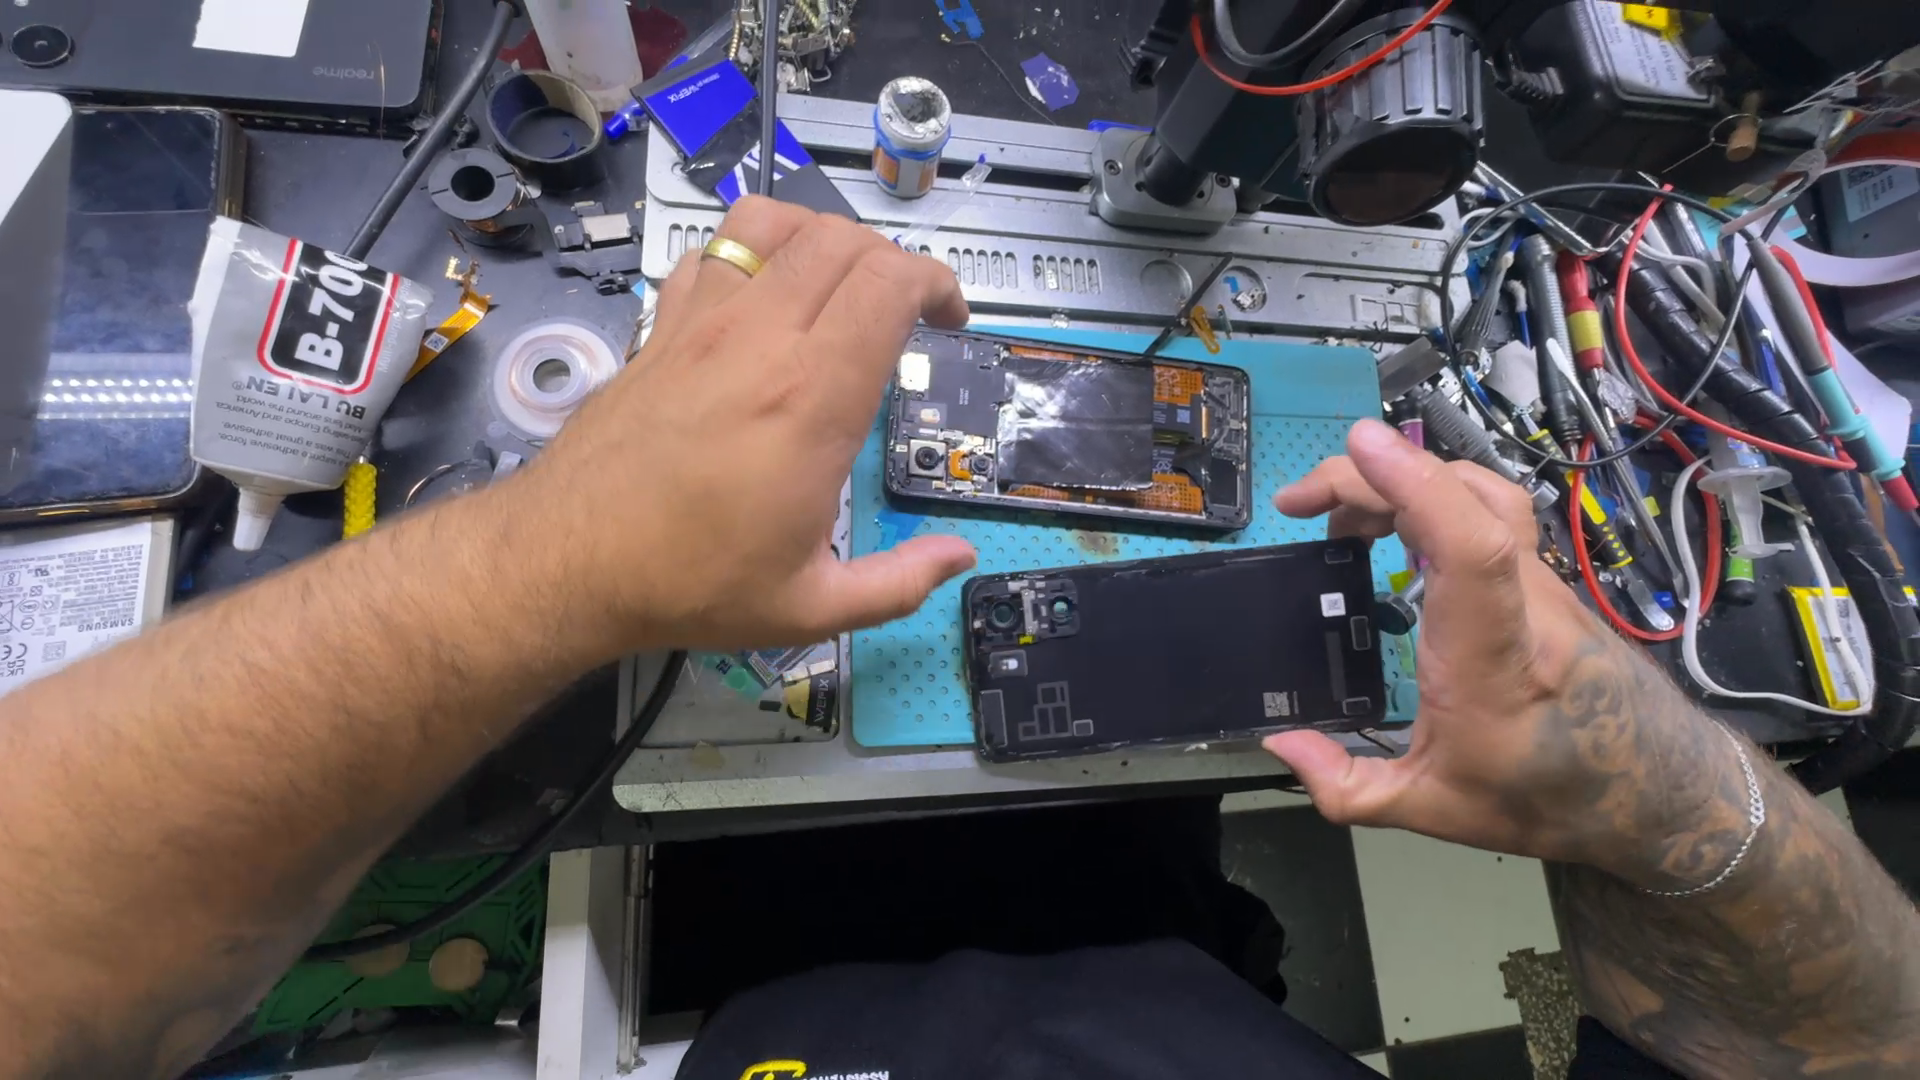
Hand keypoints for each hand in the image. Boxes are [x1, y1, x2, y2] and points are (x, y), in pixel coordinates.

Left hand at [500, 198, 977, 655]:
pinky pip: (714, 249)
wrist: (569, 564)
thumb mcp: (814, 607)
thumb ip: (899, 583)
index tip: (950, 318)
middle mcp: (760, 341)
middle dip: (895, 260)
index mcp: (813, 400)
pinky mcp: (663, 329)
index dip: (936, 282)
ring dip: (826, 237)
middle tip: (909, 310)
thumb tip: (960, 556)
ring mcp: (703, 325)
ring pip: (774, 222)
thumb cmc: (695, 583)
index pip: (888, 286)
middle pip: (842, 241)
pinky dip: (756, 248)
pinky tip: (766, 293)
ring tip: (842, 283)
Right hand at [1265, 418, 1716, 875]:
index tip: (1360, 447)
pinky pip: (1484, 512)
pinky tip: (1384, 526)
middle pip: (1465, 500)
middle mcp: (1522, 604)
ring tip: (1333, 514)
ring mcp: (1536, 584)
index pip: (1472, 550)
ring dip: (1400, 480)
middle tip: (1295, 503)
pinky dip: (1424, 496)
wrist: (1663, 793)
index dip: (1417, 487)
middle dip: (1372, 477)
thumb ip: (1348, 788)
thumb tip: (1278, 743)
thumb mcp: (1435, 811)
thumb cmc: (1546, 799)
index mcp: (1491, 659)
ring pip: (1481, 494)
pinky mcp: (1536, 579)